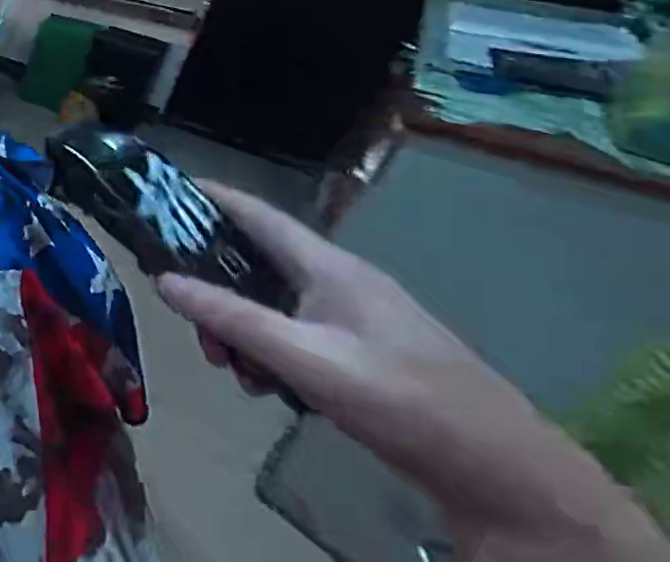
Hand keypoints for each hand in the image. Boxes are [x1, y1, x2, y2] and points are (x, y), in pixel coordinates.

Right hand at [157, 184, 669, 560]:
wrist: (507, 478)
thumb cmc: (402, 400)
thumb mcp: (305, 359)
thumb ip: (232, 318)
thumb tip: (162, 280)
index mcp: (328, 267)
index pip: (256, 213)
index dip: (209, 196)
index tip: (162, 191)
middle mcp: (338, 281)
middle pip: (255, 264)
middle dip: (213, 288)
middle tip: (191, 323)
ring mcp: (353, 317)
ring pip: (273, 304)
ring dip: (240, 329)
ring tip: (232, 369)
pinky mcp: (362, 351)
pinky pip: (295, 332)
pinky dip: (269, 350)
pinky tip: (267, 386)